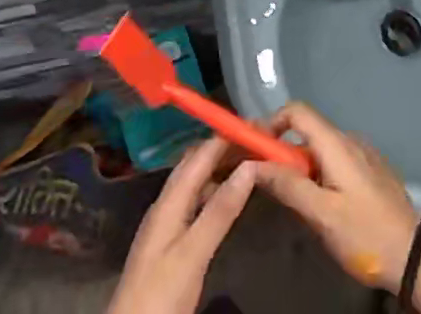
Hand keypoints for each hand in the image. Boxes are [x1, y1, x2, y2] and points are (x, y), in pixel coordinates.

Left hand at [106, 137, 256, 313]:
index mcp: (169, 201)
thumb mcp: (193, 253)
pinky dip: (217, 190)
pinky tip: (233, 196)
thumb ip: (220, 210)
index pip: (201, 154)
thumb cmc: (160, 295)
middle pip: (198, 163)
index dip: (227, 136)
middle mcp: (167, 204)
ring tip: (253, 161)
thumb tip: (249, 165)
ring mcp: (168, 222)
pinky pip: (198, 201)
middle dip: (226, 147)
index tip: (258, 125)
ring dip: (223, 167)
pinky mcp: (172, 241)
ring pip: (198, 181)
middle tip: (260, 141)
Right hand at [247, 102, 420, 290]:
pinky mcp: (370, 171)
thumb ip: (288, 186)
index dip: (271, 122)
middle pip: (307, 132)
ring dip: (300, 166)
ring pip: (320, 150)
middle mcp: (349, 140)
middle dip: (282, 152)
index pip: (297, 111)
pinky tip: (317, 203)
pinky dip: (318, 173)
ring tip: (290, 200)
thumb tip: (254, 163)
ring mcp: (362, 155)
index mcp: (336, 144)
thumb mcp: (321, 214)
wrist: (413, 256)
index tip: (252, 148)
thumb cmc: (365, 233)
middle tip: (264, 182)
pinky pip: (335, 161)